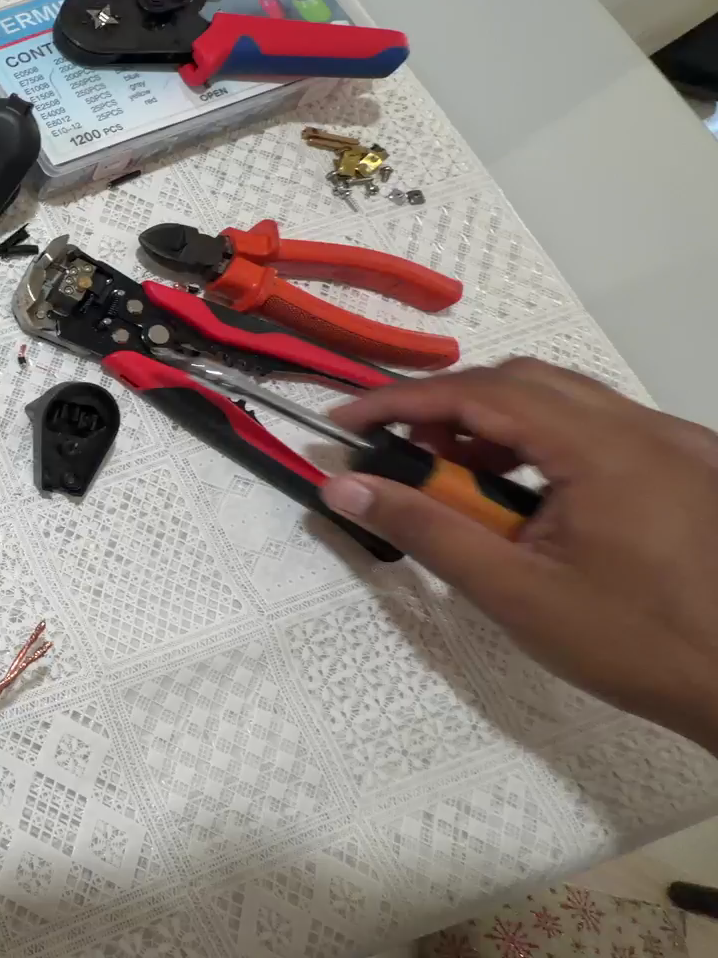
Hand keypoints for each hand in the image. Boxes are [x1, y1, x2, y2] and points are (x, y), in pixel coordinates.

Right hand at [320, 358, 717, 749]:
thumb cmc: (640, 643)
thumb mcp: (511, 591)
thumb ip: (422, 528)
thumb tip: (341, 487)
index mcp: (610, 454)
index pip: (481, 394)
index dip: (399, 401)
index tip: (344, 424)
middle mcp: (653, 432)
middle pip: (520, 380)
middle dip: (440, 404)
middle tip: (393, 448)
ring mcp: (681, 447)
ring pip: (557, 397)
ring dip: (484, 419)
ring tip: (450, 473)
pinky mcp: (689, 468)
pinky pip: (591, 424)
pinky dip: (529, 438)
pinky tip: (513, 487)